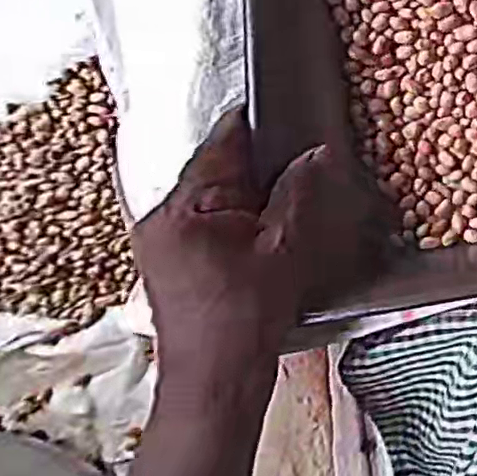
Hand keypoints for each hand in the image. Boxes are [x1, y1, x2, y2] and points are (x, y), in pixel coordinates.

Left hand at [131, 107, 376, 404]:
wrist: (216, 374)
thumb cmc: (249, 309)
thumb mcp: (284, 244)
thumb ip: (297, 191)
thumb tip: (316, 151)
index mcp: (182, 208)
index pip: (220, 146)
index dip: (253, 122)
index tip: (281, 102)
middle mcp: (160, 216)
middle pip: (215, 167)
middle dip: (257, 158)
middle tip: (299, 147)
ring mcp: (161, 238)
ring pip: (213, 191)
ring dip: (249, 185)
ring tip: (289, 179)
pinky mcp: (171, 256)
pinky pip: (209, 214)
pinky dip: (238, 207)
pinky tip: (268, 214)